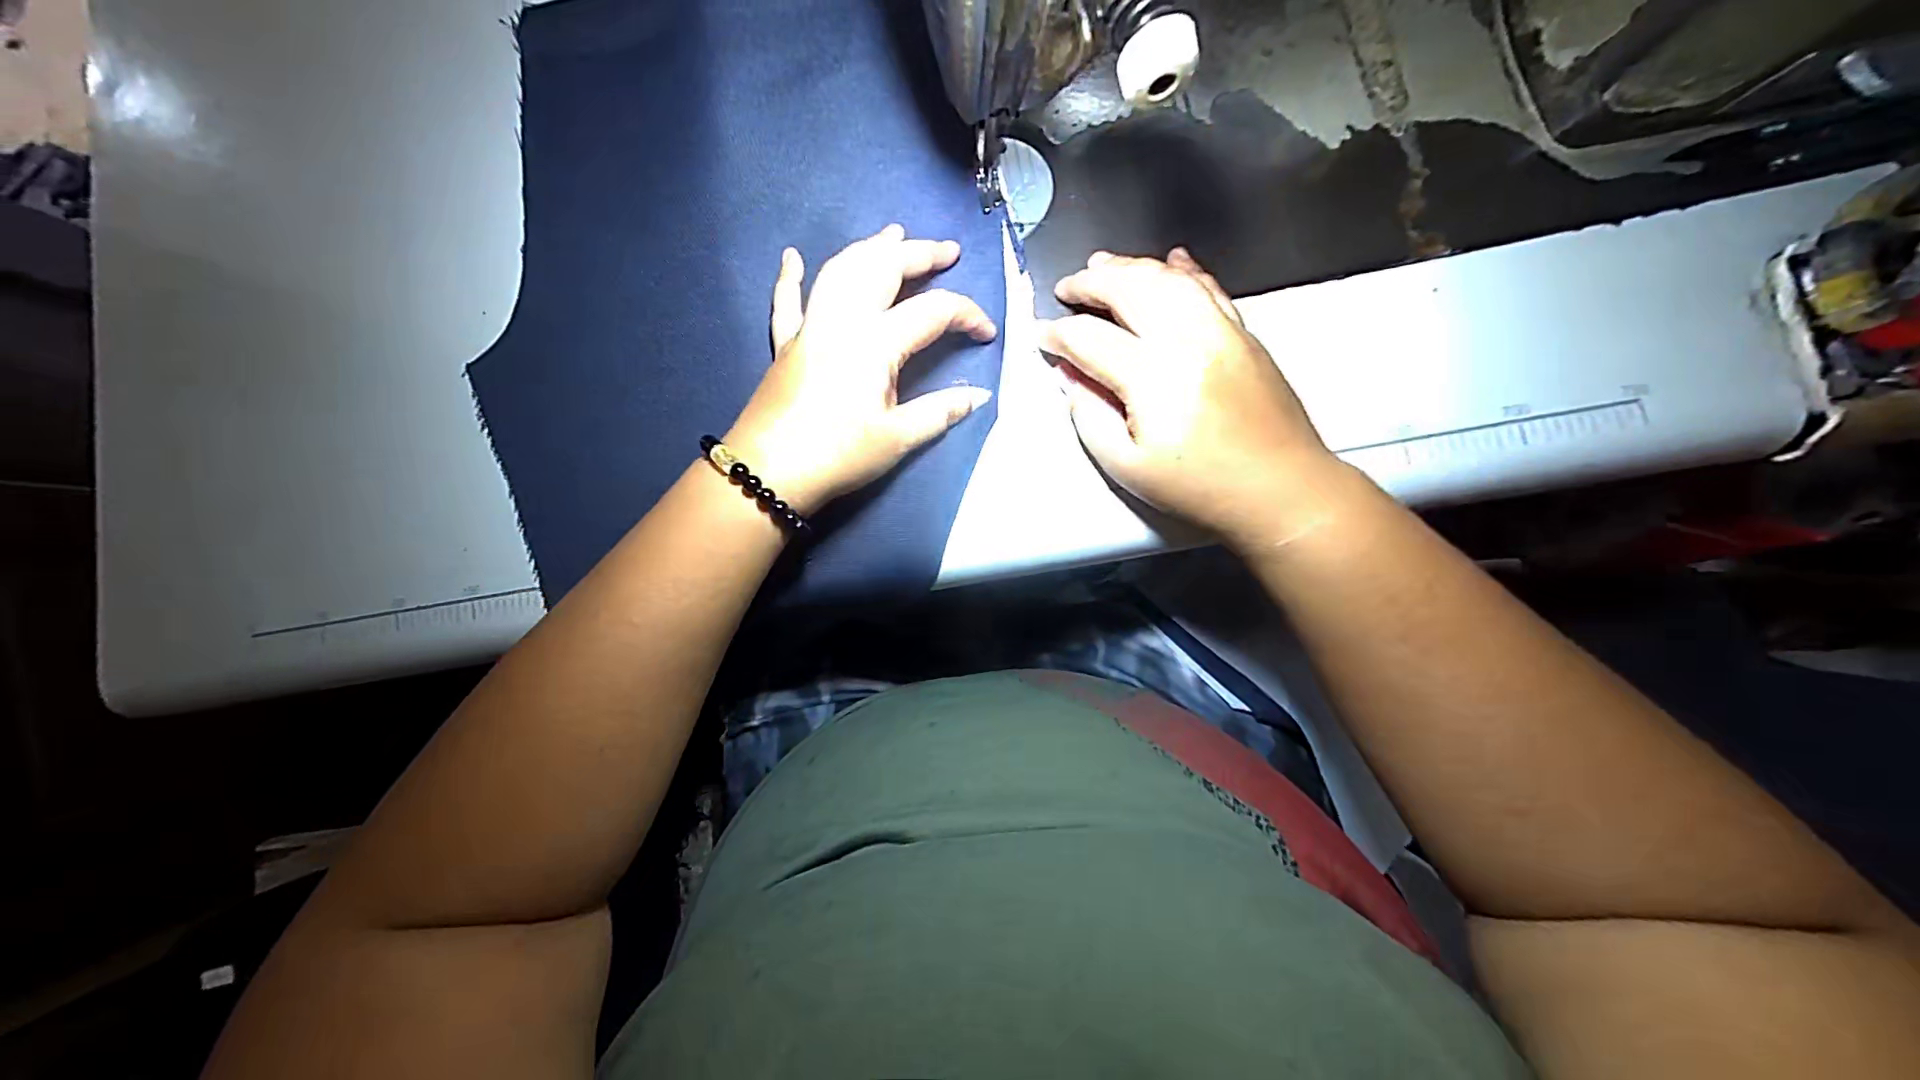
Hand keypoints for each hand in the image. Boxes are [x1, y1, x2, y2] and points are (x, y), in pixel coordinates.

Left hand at [721, 225, 997, 516]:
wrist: (770, 472)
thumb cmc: (838, 455)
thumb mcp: (897, 438)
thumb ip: (940, 411)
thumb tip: (979, 395)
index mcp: (876, 343)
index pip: (932, 312)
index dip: (966, 315)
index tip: (986, 333)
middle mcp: (842, 321)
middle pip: (883, 269)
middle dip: (919, 254)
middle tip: (946, 251)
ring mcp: (810, 327)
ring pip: (840, 270)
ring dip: (869, 249)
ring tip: (893, 235)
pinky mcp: (786, 344)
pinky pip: (787, 301)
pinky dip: (790, 277)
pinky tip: (792, 257)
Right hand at [1039, 248, 1352, 551]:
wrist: (1281, 488)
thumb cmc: (1202, 487)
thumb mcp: (1128, 466)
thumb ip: (1090, 417)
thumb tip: (1070, 378)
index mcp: (1152, 378)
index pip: (1090, 339)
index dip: (1058, 335)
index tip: (1042, 337)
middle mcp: (1186, 341)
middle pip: (1130, 290)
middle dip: (1090, 284)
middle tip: (1067, 288)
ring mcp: (1220, 332)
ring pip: (1169, 279)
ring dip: (1132, 267)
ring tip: (1104, 265)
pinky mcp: (1243, 335)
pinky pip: (1210, 289)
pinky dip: (1186, 271)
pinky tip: (1171, 260)